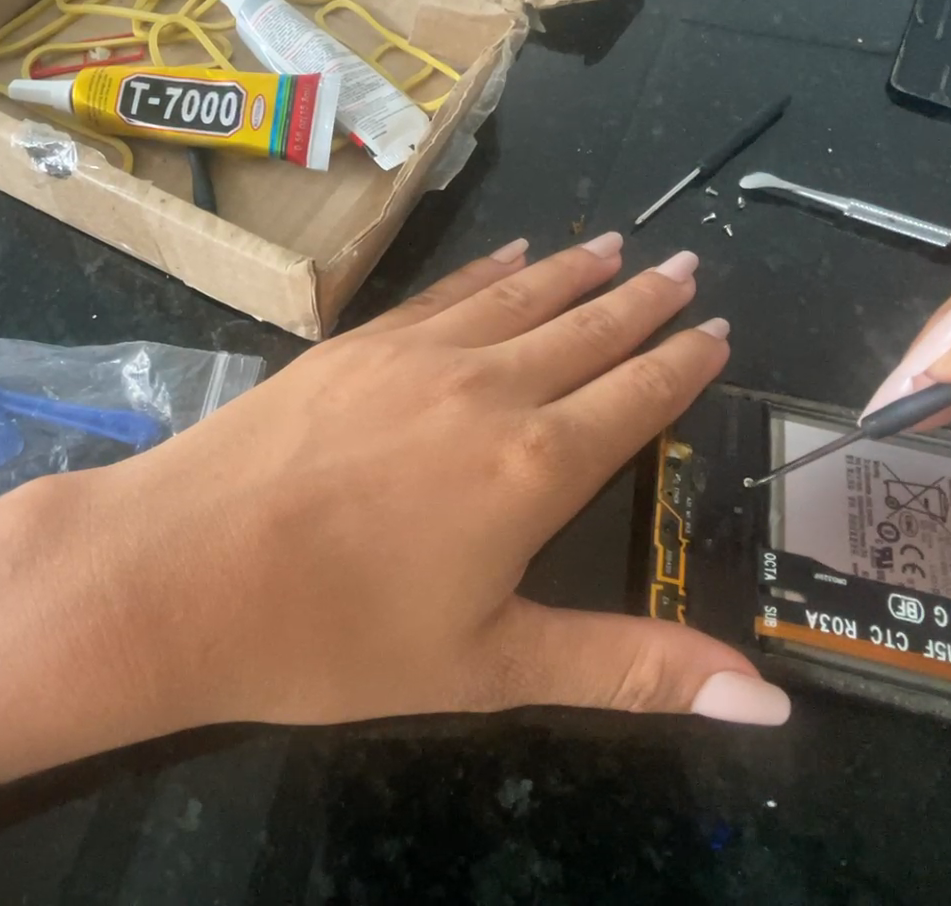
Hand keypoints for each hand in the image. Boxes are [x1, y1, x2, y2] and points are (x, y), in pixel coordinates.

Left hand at [88, 233, 789, 728]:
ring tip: (617, 245)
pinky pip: (440, 294)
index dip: (681, 365)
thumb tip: (771, 705)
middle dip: (643, 302)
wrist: (179, 573)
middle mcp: (485, 390)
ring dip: (572, 271)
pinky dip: (485, 273)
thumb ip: (629, 669)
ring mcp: (411, 356)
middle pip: (585, 332)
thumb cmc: (334, 638)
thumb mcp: (490, 668)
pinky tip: (508, 256)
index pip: (634, 399)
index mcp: (532, 468)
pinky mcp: (351, 346)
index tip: (716, 331)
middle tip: (686, 268)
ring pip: (516, 298)